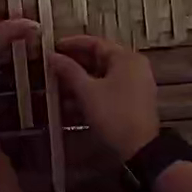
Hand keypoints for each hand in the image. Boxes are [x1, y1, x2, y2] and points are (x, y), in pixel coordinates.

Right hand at [47, 35, 158, 158]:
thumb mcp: (87, 91)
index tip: (53, 48)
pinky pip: (108, 91)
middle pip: (99, 60)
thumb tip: (53, 56)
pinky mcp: (132, 102)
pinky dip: (90, 94)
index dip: (72, 44)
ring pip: (102, 77)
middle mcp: (134, 67)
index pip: (95, 43)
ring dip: (79, 82)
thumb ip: (69, 71)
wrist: (139, 149)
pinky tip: (70, 104)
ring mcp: (135, 85)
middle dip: (74, 66)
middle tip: (52, 68)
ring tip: (56, 88)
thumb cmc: (114, 115)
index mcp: (126, 58)